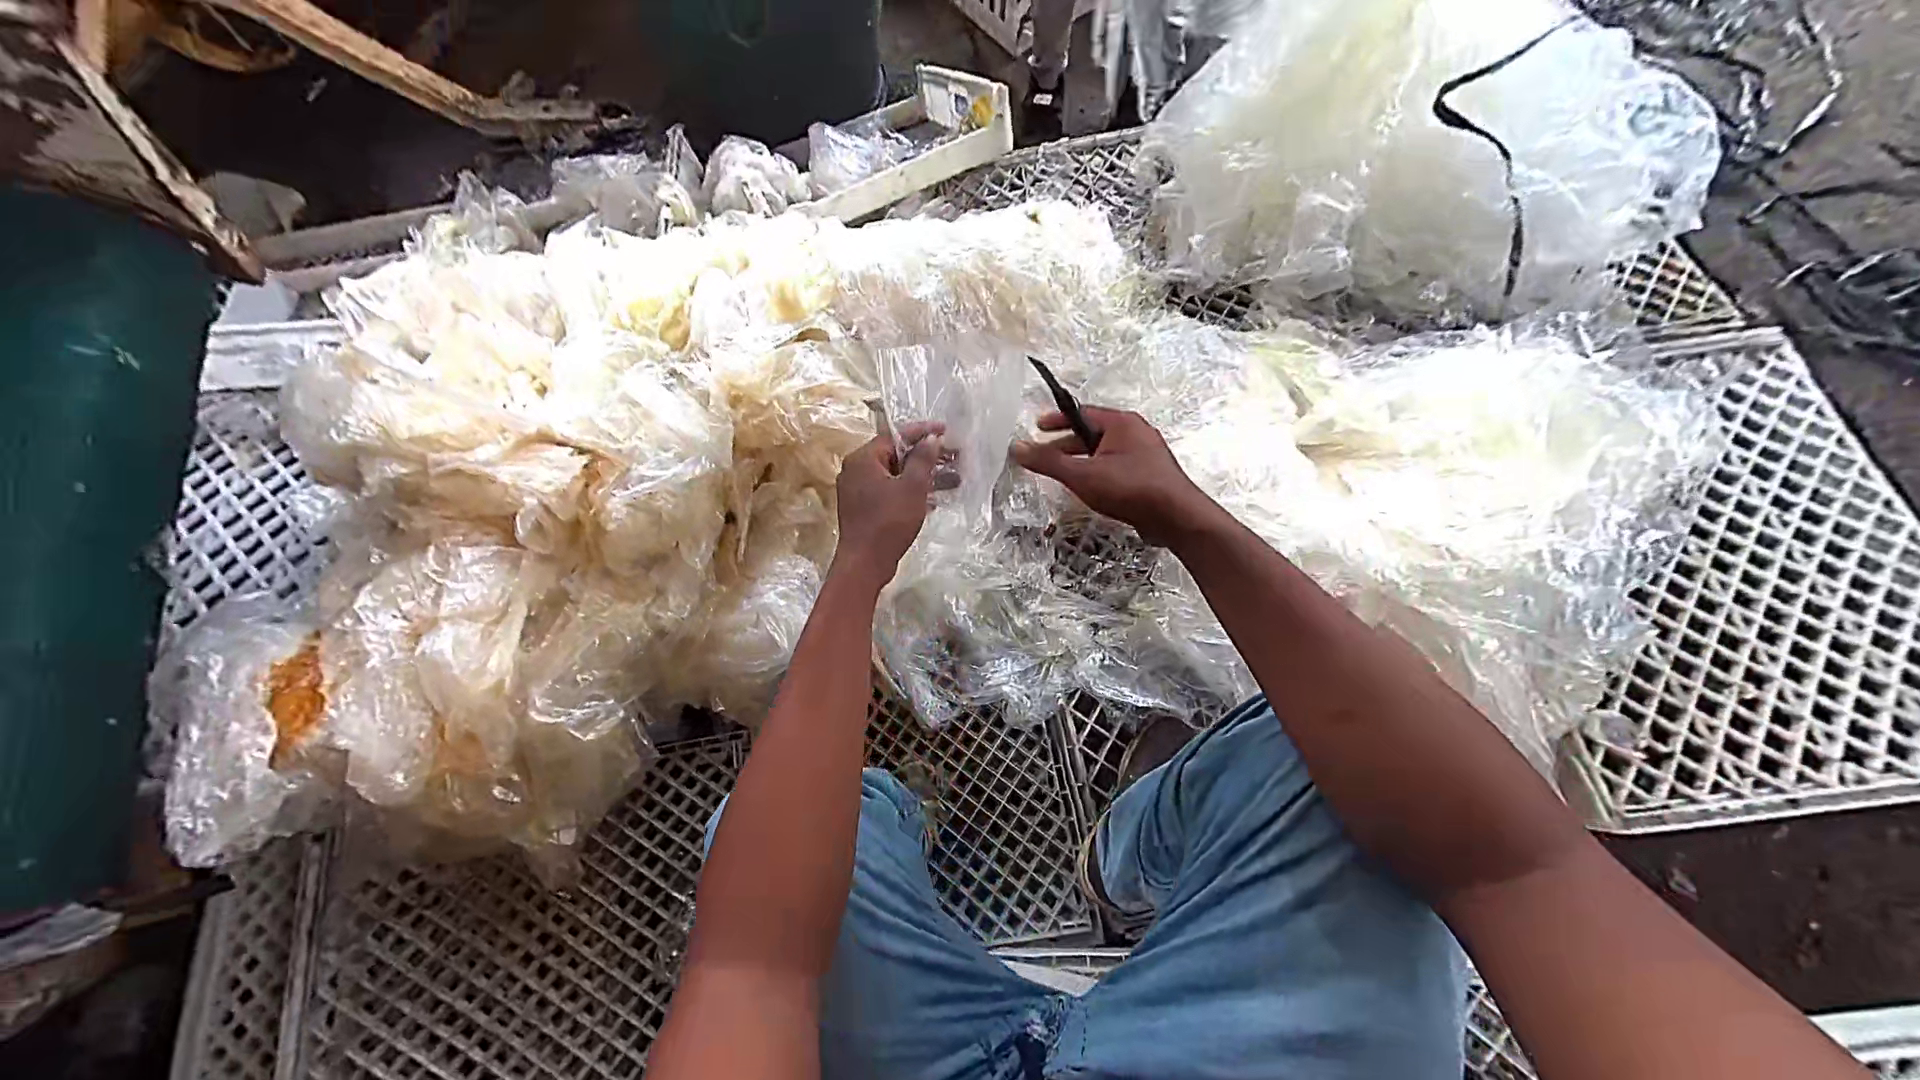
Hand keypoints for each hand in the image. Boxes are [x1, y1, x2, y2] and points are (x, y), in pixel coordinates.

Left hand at [832, 423, 944, 587]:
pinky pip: (890, 491)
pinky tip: (933, 499)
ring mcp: (858, 490)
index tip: (945, 430)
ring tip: (952, 478)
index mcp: (863, 459)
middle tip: (953, 456)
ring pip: (895, 475)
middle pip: (895, 454)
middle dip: (926, 456)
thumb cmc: (888, 522)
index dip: (922, 431)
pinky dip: (910, 492)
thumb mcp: (912, 487)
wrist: (865, 563)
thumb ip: (923, 460)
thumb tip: (931, 439)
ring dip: (922, 476)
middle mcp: (856, 470)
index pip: (895, 435)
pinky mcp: (864, 508)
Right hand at [1012, 407, 1218, 546]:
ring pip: (1105, 453)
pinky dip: (1099, 474)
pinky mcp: (1150, 475)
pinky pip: (1117, 467)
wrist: (1176, 517)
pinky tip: (1090, 490)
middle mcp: (1136, 433)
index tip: (1038, 427)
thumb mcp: (1082, 474)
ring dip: (1082, 462)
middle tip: (1045, 455)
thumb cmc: (1132, 489)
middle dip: (1066, 445)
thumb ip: (1048, 461)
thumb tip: (1019, 448)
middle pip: (1092, 434)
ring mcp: (1145, 454)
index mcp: (1121, 423)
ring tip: (1063, 475)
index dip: (1056, 421)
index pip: (1081, 413)